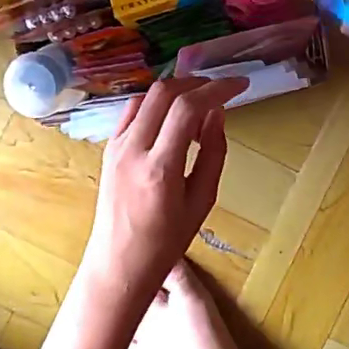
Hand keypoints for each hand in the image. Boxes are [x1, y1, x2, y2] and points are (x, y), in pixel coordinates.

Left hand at [83, 76, 247, 292]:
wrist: (118, 265)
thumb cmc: (166, 243)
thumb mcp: (202, 200)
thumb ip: (213, 152)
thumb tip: (217, 114)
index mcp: (159, 168)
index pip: (188, 108)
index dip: (217, 89)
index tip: (239, 85)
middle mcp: (133, 149)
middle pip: (164, 92)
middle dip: (197, 83)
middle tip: (220, 90)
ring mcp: (116, 147)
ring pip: (146, 96)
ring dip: (176, 90)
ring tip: (199, 104)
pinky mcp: (109, 148)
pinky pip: (133, 111)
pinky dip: (157, 104)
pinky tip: (172, 116)